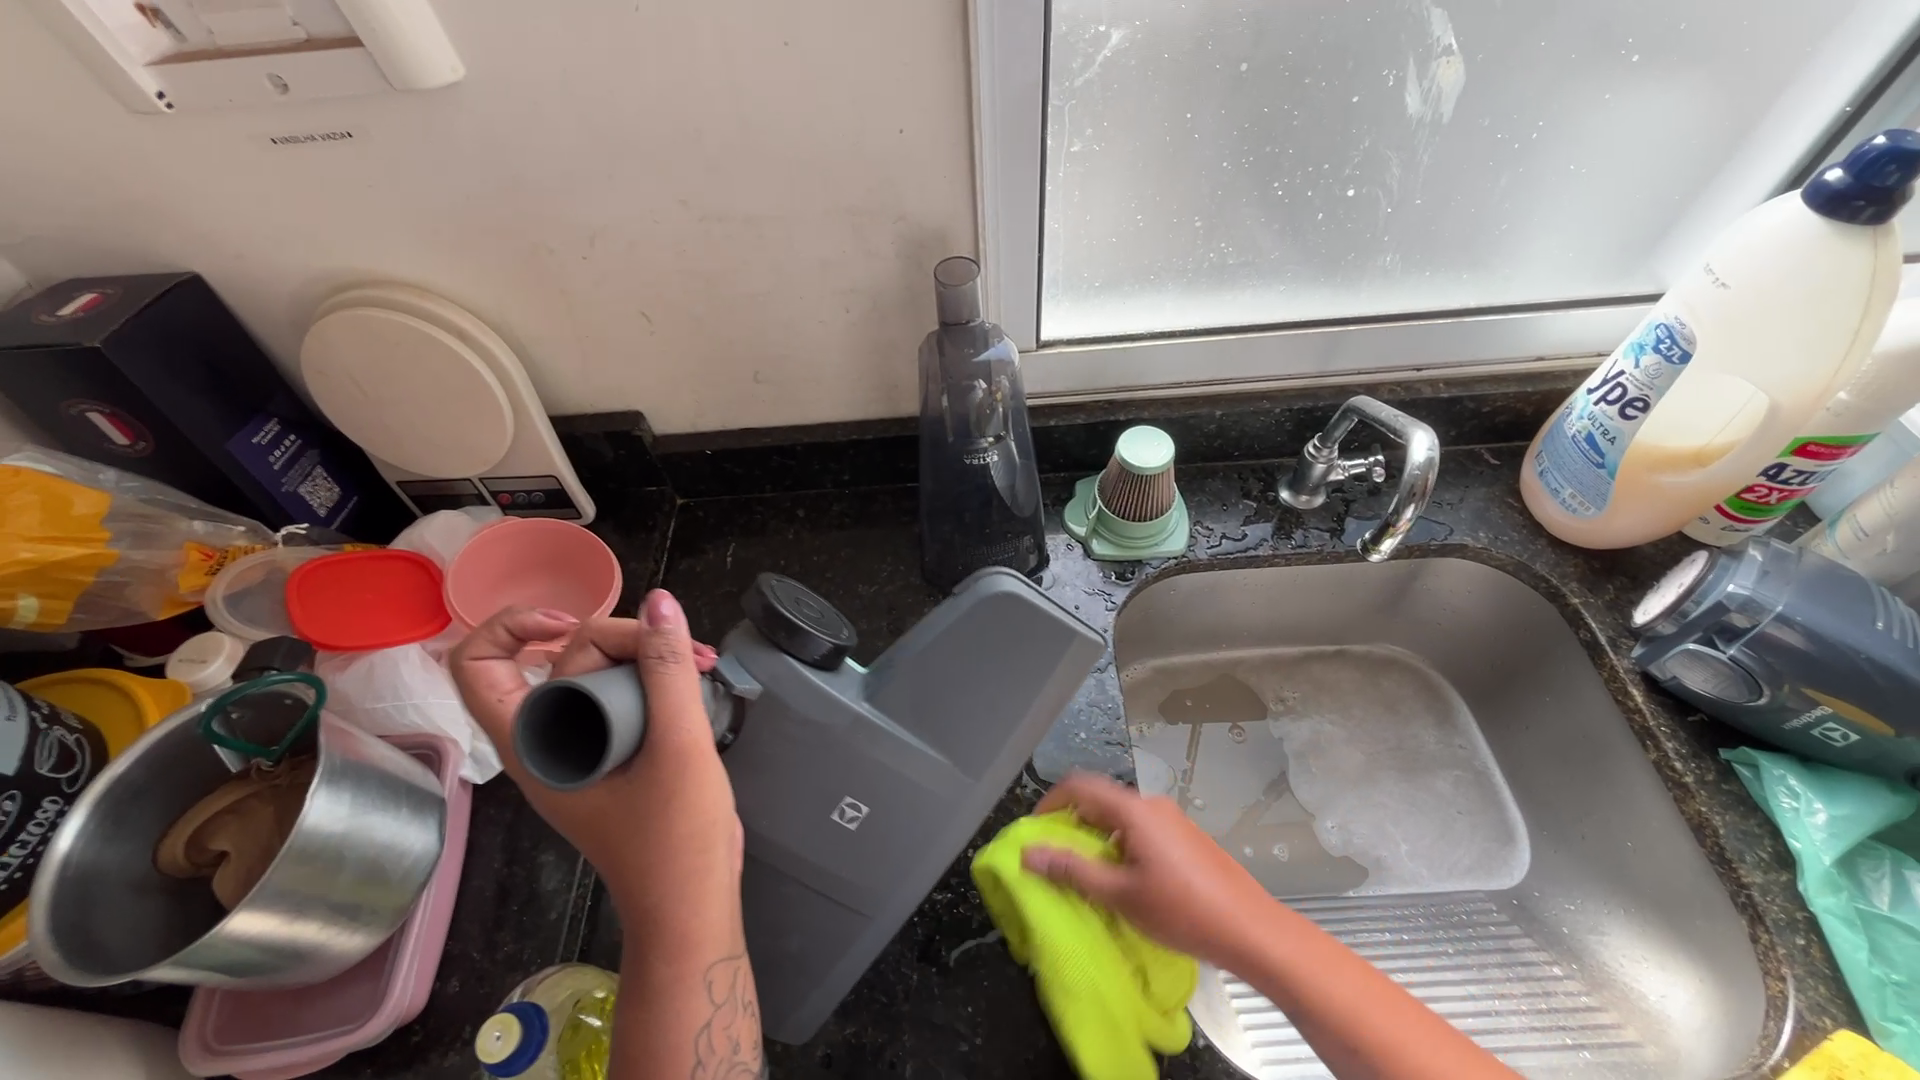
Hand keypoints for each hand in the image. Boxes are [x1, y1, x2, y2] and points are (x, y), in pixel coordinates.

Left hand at [448, 593, 739, 935]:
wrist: (693, 905)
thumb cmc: (674, 837)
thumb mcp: (677, 746)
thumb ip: (666, 671)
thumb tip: (661, 602)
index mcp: (534, 745)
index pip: (480, 668)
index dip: (513, 628)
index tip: (572, 625)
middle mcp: (550, 742)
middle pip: (565, 660)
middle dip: (626, 640)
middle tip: (686, 649)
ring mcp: (585, 750)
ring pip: (602, 675)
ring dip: (651, 658)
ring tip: (705, 664)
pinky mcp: (617, 757)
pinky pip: (625, 698)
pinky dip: (659, 682)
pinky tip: (698, 683)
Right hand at [1023, 771, 1274, 967]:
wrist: (1251, 930)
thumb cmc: (1182, 911)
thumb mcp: (1119, 894)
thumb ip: (1072, 870)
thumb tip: (1028, 854)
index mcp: (1134, 810)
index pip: (1079, 786)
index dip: (1050, 802)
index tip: (1033, 831)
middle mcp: (1153, 806)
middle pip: (1100, 800)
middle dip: (1072, 824)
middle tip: (1056, 859)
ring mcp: (1173, 821)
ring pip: (1121, 819)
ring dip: (1097, 839)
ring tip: (1088, 876)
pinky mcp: (1186, 839)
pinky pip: (1141, 831)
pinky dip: (1120, 846)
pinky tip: (1125, 882)